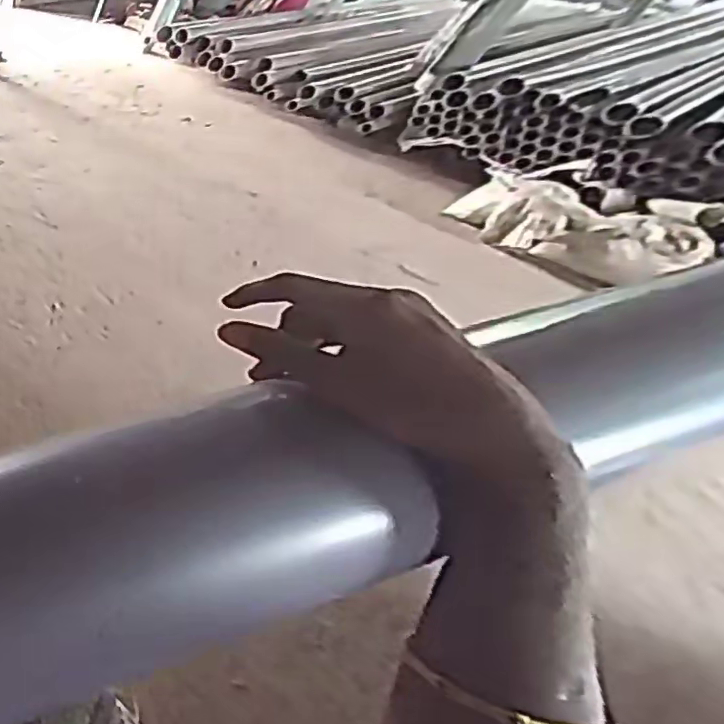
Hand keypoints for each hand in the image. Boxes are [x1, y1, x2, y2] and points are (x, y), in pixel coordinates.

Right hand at [217, 274, 583, 532]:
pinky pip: (366, 329)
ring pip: (340, 319)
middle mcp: (390, 302)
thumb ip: (276, 351)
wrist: (496, 435)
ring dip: (309, 343)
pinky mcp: (430, 334)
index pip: (293, 287)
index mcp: (364, 306)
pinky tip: (337, 374)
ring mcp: (414, 316)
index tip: (228, 306)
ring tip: (298, 378)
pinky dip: (338, 346)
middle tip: (265, 372)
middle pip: (315, 307)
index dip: (255, 294)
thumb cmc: (409, 406)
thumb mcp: (330, 380)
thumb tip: (229, 329)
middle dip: (282, 334)